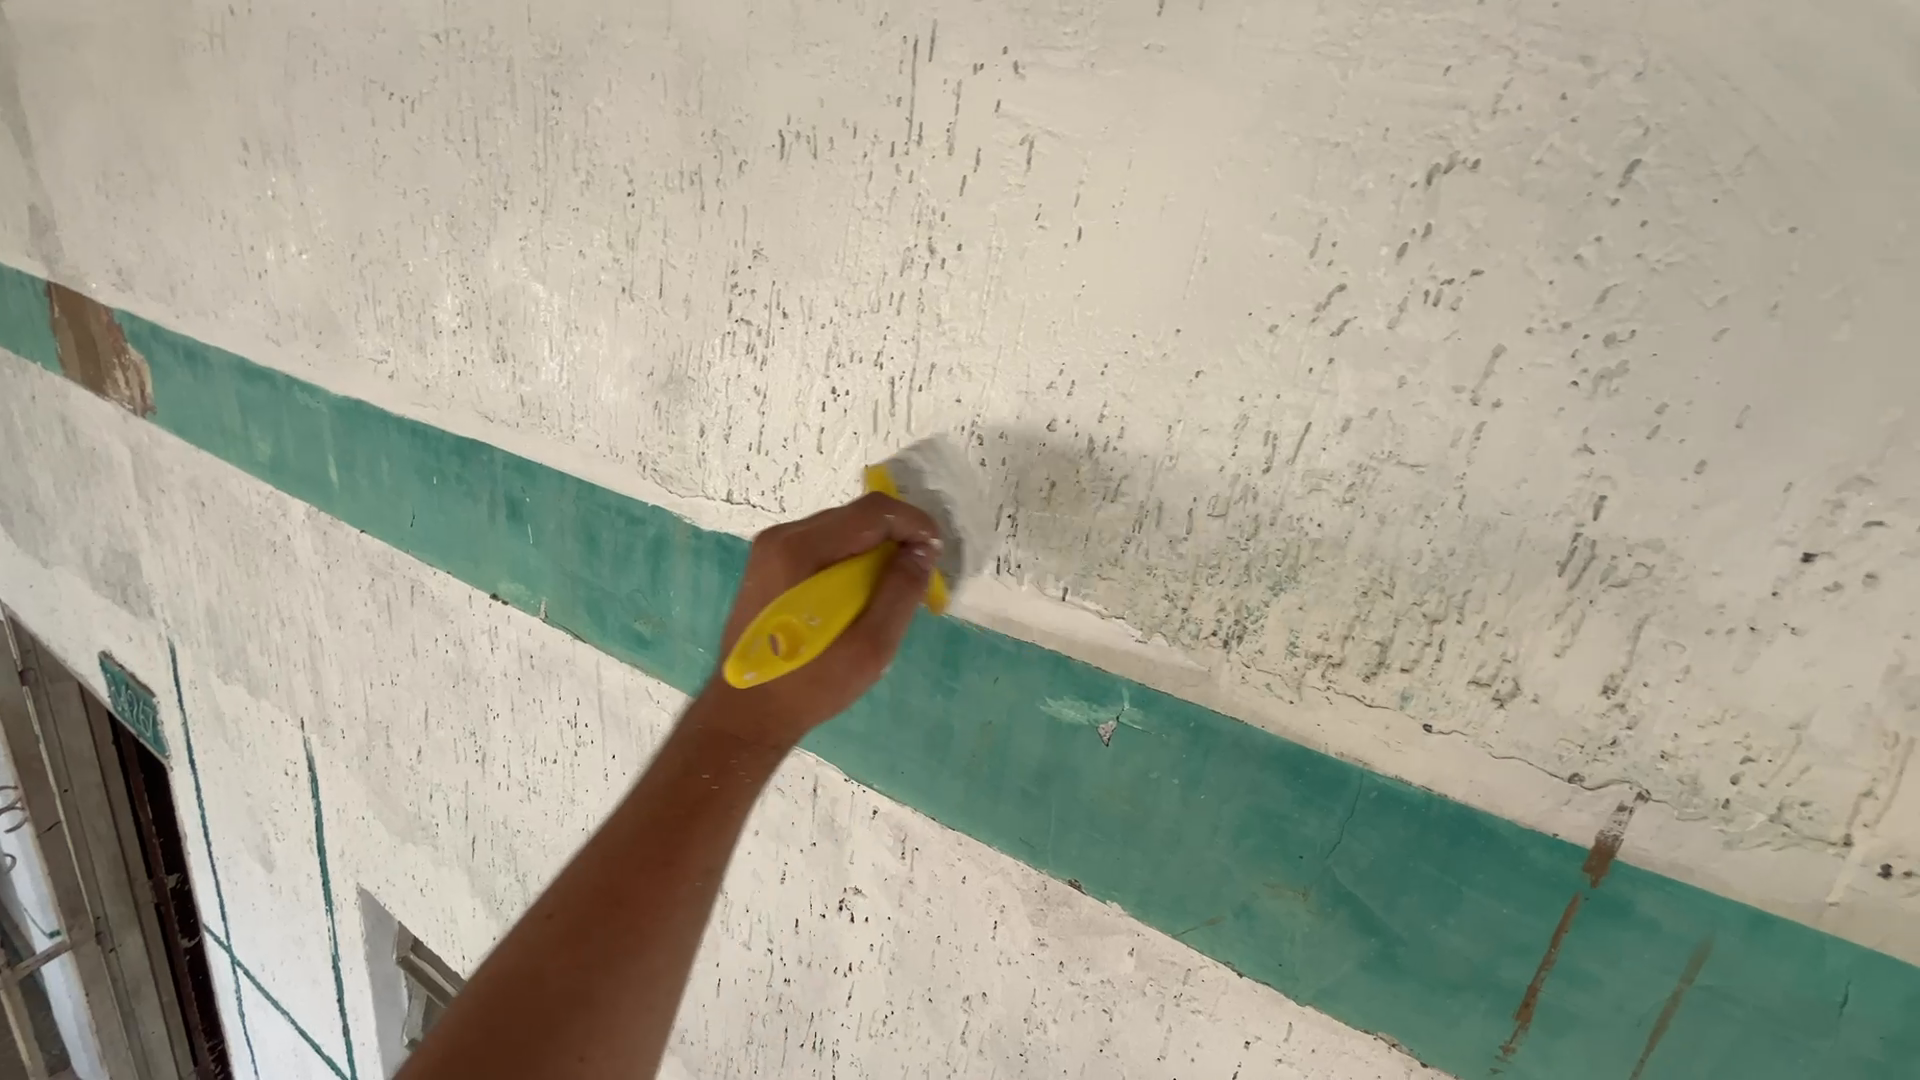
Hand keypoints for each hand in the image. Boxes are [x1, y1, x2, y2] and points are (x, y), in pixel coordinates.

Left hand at [698, 491, 940, 745]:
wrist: (746, 714)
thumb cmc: (809, 685)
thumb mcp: (870, 645)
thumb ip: (901, 591)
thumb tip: (924, 550)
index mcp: (801, 551)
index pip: (872, 511)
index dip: (914, 523)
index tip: (935, 554)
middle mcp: (782, 538)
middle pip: (856, 517)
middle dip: (896, 537)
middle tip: (918, 576)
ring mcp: (771, 550)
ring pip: (841, 530)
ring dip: (874, 550)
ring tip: (891, 590)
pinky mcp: (769, 566)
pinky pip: (824, 546)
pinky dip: (851, 561)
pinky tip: (858, 596)